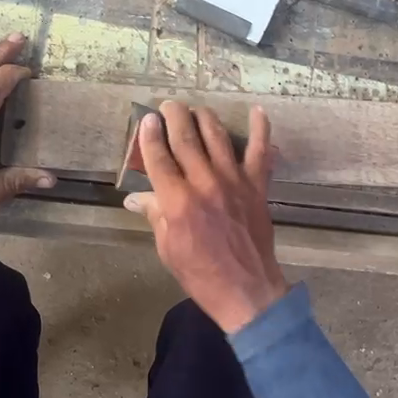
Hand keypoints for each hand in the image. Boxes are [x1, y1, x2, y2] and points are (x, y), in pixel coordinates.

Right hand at [124, 102, 287, 333]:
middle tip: (169, 106)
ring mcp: (233, 181)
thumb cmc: (200, 273)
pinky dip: (260, 129)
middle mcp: (203, 183)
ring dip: (204, 116)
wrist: (246, 290)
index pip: (158, 157)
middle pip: (186, 137)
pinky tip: (257, 111)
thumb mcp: (167, 248)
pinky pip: (260, 151)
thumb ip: (155, 215)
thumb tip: (136, 197)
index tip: (147, 119)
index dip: (150, 134)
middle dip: (174, 115)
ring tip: (196, 109)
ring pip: (217, 136)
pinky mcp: (256, 185)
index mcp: (177, 201)